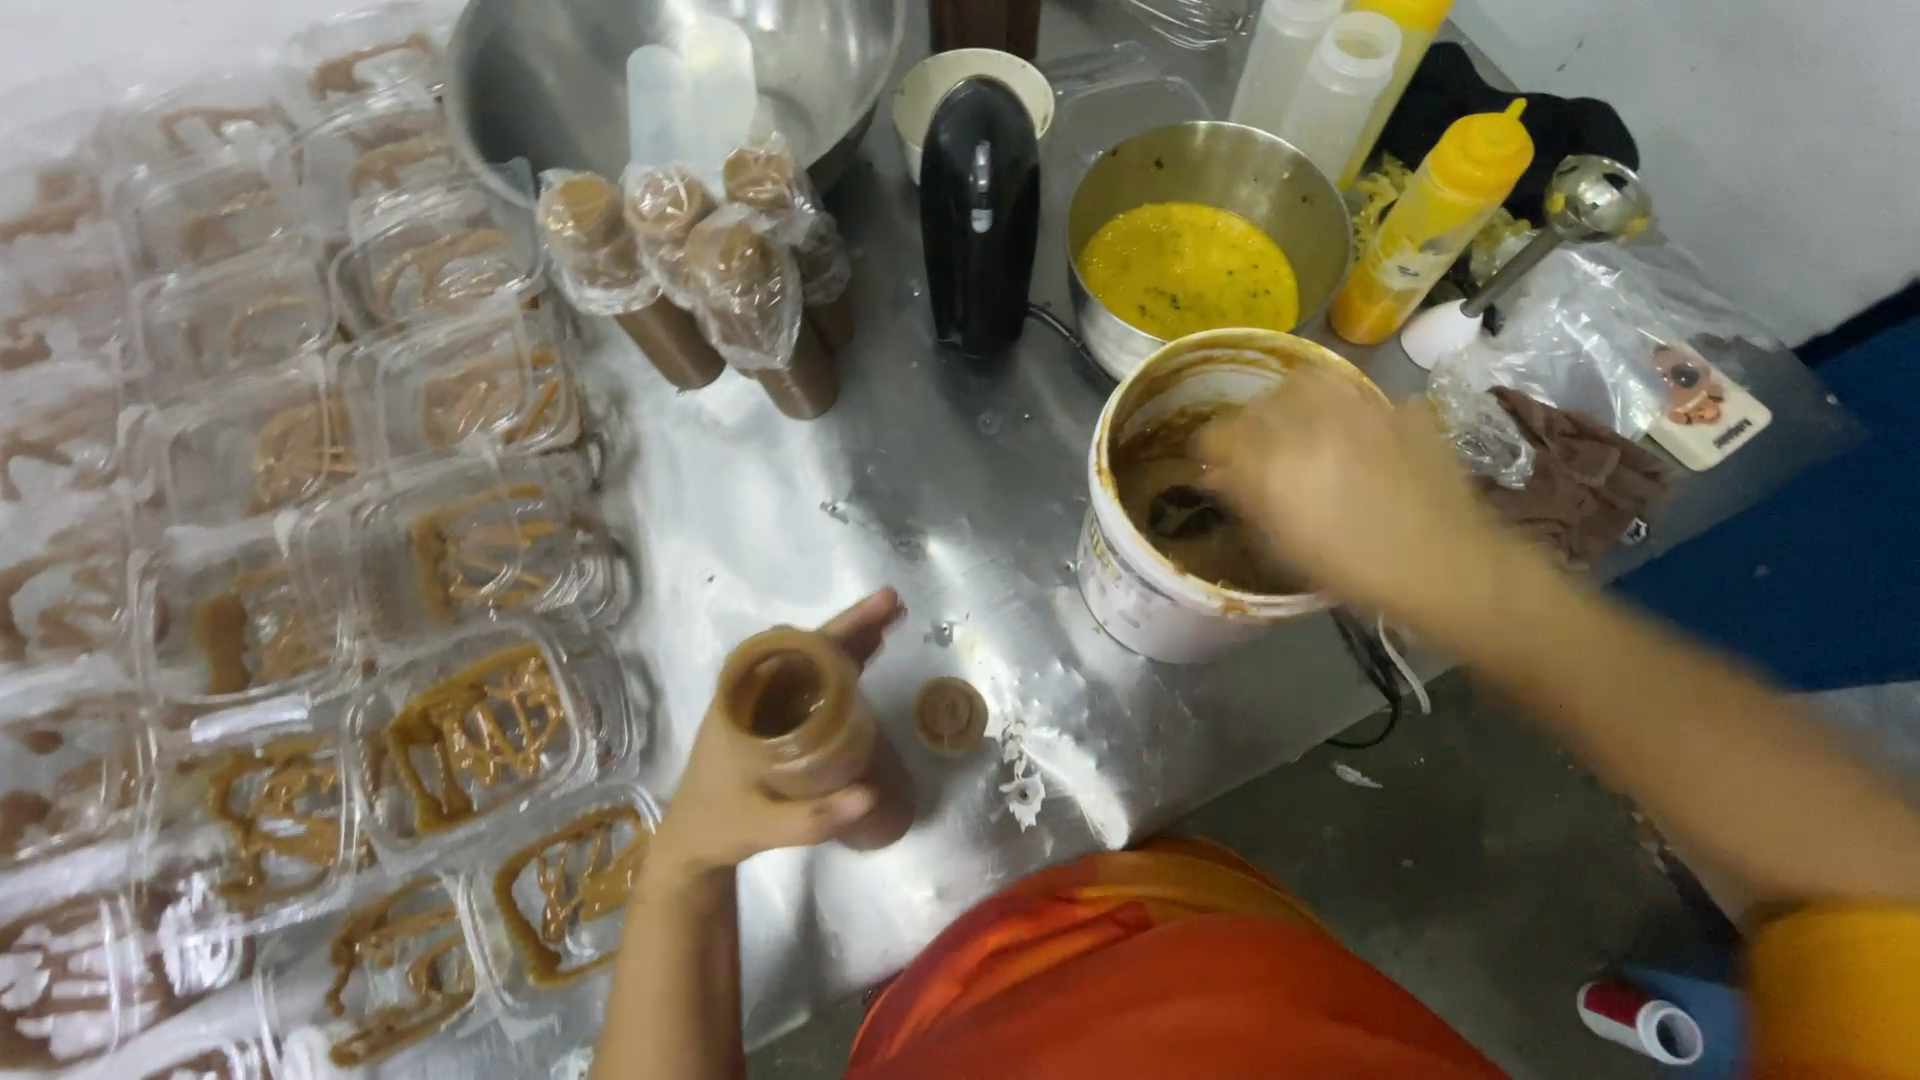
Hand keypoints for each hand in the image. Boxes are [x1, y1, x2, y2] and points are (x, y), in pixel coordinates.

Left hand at [651, 588, 905, 877]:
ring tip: (892, 620)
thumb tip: (873, 796)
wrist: (690, 844)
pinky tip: (867, 661)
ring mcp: (762, 702)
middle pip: (808, 647)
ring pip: (811, 660)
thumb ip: (814, 817)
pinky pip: (810, 681)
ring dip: (848, 640)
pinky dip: (839, 666)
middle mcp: (751, 691)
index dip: (839, 629)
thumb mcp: (763, 826)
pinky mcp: (772, 716)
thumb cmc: (718, 826)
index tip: (875, 610)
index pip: (795, 650)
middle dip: (852, 624)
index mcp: (741, 700)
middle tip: (895, 606)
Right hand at [1195, 370, 1527, 633]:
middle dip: (1248, 421)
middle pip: (1262, 401)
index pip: (1220, 432)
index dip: (1209, 446)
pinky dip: (1343, 408)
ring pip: (1309, 380)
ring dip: (1291, 399)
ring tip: (1295, 423)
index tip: (1209, 462)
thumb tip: (1218, 475)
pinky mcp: (1402, 412)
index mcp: (1275, 458)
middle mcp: (1313, 422)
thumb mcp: (1285, 545)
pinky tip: (1347, 431)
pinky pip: (1359, 396)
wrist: (1445, 565)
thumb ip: (1247, 501)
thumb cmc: (1354, 568)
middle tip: (1250, 445)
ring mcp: (1363, 410)